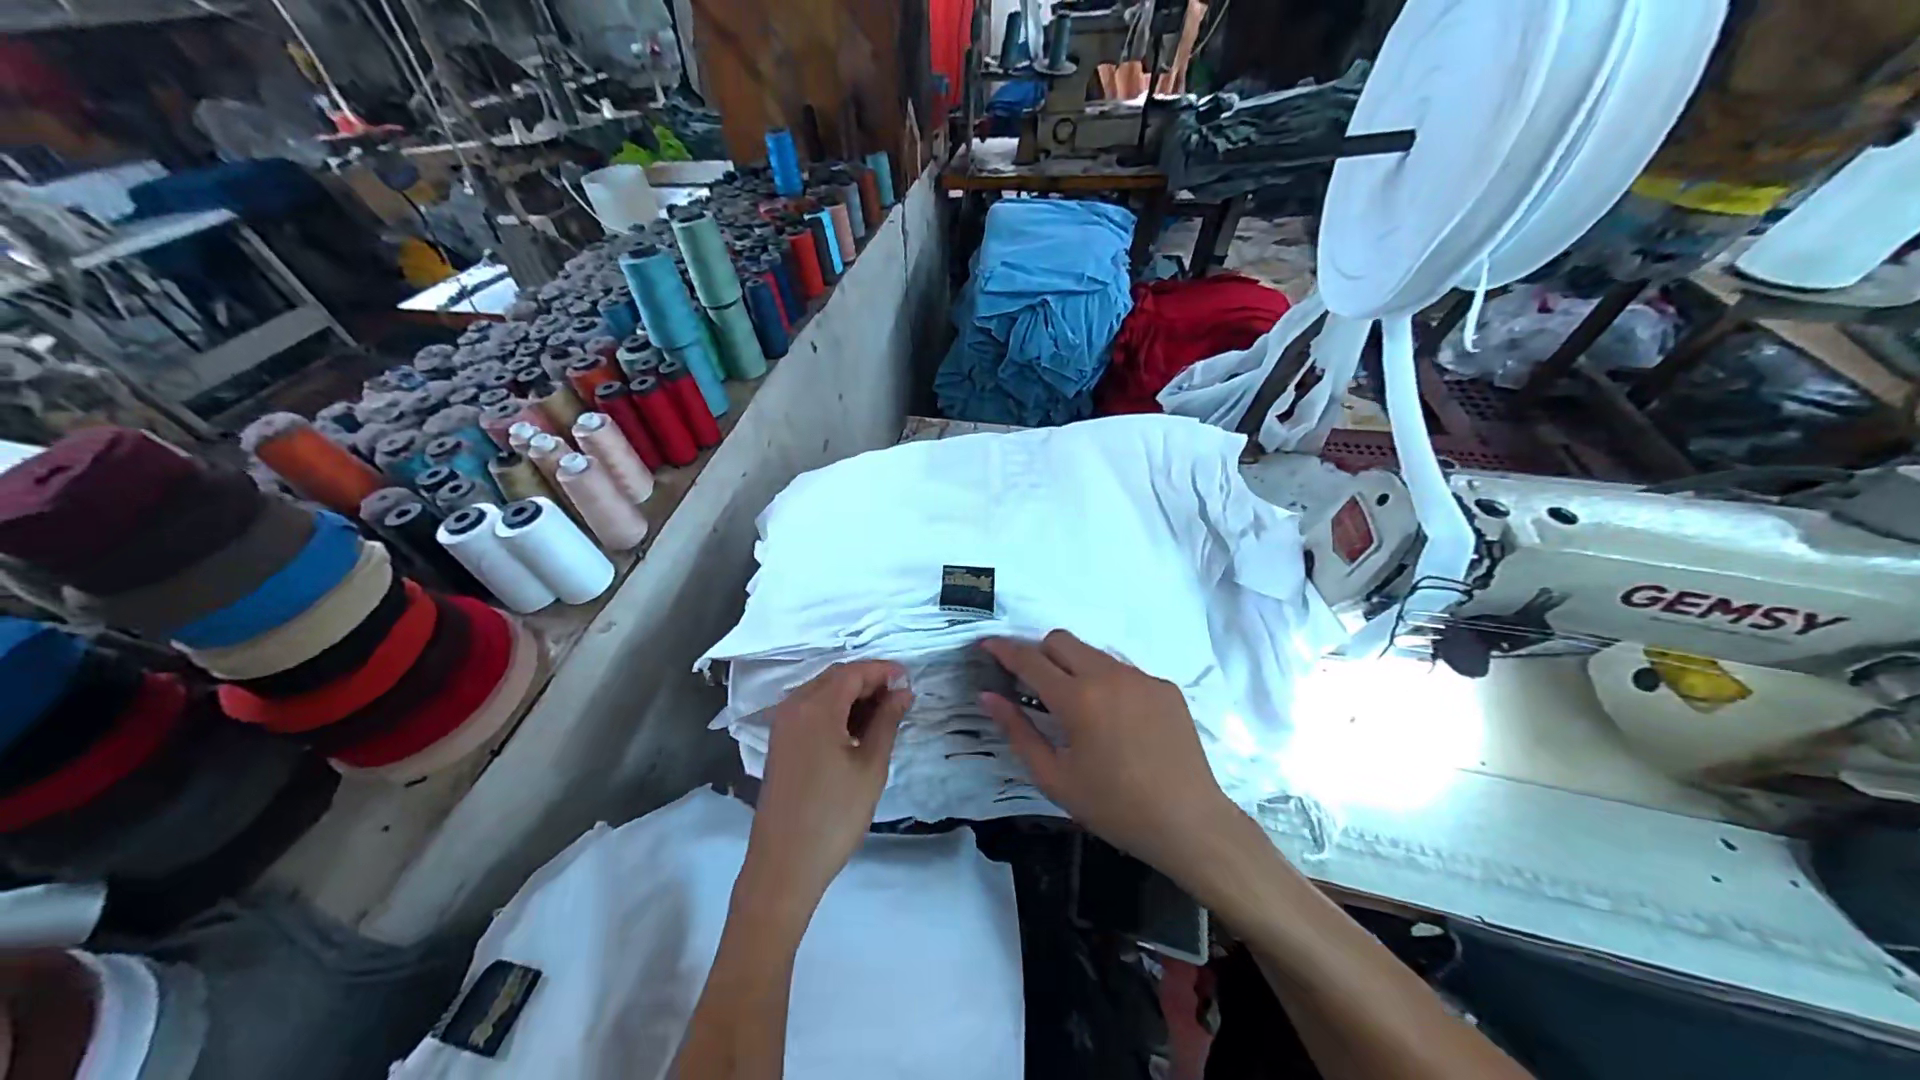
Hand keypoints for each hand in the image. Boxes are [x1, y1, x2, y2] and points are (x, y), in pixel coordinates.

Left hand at [743, 661, 912, 911]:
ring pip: (822, 693)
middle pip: (835, 678)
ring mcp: (782, 726)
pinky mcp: (780, 743)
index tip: (910, 680)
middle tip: (900, 698)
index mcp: (815, 708)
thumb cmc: (834, 815)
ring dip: (852, 696)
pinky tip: (857, 730)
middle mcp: (793, 707)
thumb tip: (902, 692)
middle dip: (868, 681)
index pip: (853, 672)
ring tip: (884, 715)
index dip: (883, 671)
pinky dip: (835, 711)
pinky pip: (810, 711)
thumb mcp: (871, 766)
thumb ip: (887, 721)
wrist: (785, 865)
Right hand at [978, 631, 1248, 884]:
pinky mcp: (1165, 687)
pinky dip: (1107, 683)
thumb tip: (989, 697)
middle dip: (1038, 652)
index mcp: (1078, 699)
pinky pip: (1124, 671)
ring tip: (1076, 706)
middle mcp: (1109, 675)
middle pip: (1061, 640)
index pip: (1030, 659)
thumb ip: (1018, 731)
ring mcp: (1141, 678)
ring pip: (1094, 653)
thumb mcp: (1054, 777)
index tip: (987, 645)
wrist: (1188, 822)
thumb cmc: (1113, 806)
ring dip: (1073, 666)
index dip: (1003, 649)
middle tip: (1031, 683)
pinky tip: (1115, 720)